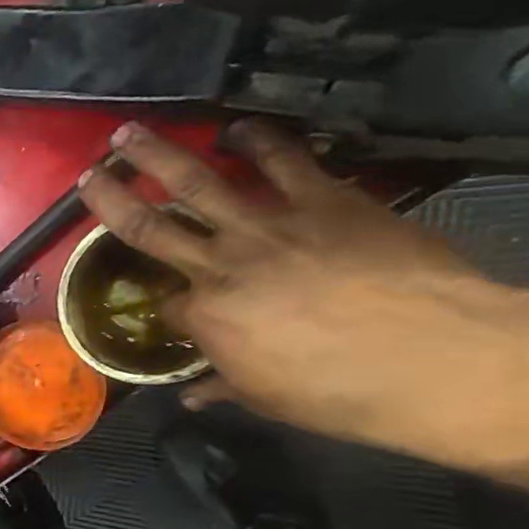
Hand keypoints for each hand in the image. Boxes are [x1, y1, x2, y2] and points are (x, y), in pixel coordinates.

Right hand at [78, 119, 528, 471]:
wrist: (440, 359)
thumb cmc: (343, 394)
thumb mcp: (268, 399)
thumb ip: (222, 385)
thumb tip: (191, 397)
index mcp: (205, 316)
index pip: (166, 304)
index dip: (164, 308)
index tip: (172, 314)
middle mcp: (222, 263)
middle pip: (150, 226)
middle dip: (113, 199)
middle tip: (88, 172)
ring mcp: (271, 224)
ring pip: (198, 181)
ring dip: (158, 155)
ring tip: (129, 133)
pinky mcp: (325, 198)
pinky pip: (284, 160)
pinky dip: (259, 141)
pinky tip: (238, 129)